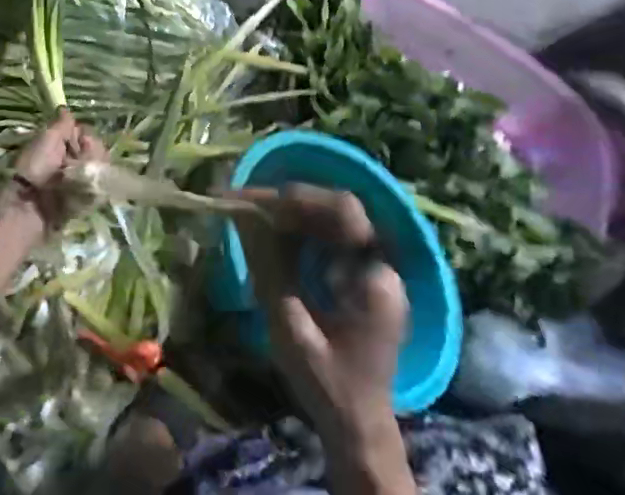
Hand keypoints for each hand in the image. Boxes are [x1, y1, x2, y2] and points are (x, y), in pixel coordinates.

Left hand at [8, 110, 105, 225]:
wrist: (31, 203)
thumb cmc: (36, 165)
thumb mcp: (47, 139)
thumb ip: (61, 124)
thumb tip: (65, 108)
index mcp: (61, 144)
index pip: (86, 134)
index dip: (86, 135)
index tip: (82, 139)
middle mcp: (73, 160)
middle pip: (97, 149)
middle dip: (93, 151)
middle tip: (82, 157)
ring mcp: (82, 180)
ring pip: (102, 166)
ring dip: (95, 166)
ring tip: (82, 172)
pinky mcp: (88, 199)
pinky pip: (102, 186)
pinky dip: (97, 183)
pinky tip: (88, 184)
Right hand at [234, 185, 411, 494]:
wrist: (356, 425)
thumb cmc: (326, 382)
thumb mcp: (289, 326)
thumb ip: (268, 266)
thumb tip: (241, 213)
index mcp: (376, 278)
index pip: (344, 211)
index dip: (299, 200)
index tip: (253, 204)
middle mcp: (383, 265)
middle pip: (336, 209)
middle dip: (287, 203)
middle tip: (242, 207)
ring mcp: (373, 269)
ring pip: (329, 218)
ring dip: (289, 213)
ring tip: (249, 217)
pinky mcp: (359, 275)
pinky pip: (327, 235)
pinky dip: (296, 229)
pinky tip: (269, 236)